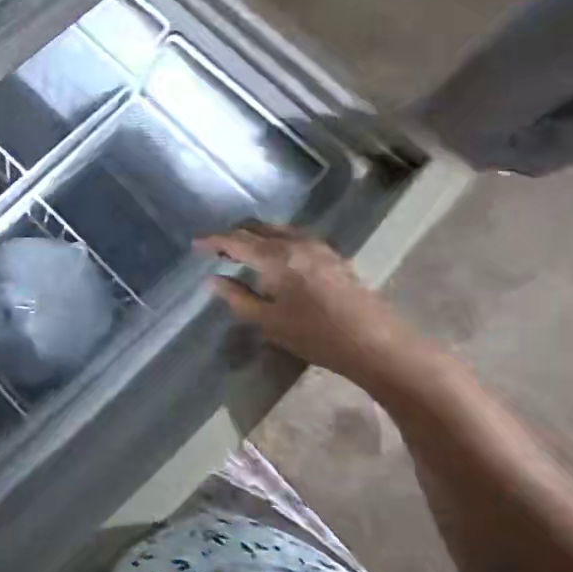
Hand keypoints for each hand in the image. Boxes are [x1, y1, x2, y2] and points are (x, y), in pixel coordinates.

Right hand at [198, 225, 427, 387]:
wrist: (376, 343)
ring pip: (279, 230)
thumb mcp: (268, 321)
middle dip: (234, 235)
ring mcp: (319, 248)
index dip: (213, 241)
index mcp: (276, 256)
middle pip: (258, 228)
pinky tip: (277, 259)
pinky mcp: (335, 258)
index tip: (195, 245)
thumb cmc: (316, 334)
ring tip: (244, 253)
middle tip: (218, 250)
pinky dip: (277, 241)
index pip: (236, 240)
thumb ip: (238, 297)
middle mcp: (297, 243)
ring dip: (257, 236)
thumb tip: (215, 280)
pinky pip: (296, 238)